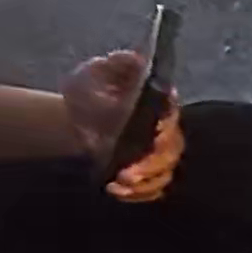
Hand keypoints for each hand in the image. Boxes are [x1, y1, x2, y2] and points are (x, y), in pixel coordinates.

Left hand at [59, 50, 184, 201]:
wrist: (80, 117)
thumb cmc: (92, 93)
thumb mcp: (98, 72)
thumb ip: (118, 65)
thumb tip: (137, 58)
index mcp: (161, 112)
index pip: (171, 122)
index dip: (164, 131)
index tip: (151, 134)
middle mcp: (166, 136)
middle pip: (169, 155)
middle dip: (150, 166)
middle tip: (126, 172)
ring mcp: (159, 158)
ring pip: (163, 175)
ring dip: (144, 183)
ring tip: (118, 184)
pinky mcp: (149, 174)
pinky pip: (153, 189)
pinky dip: (139, 194)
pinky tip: (117, 191)